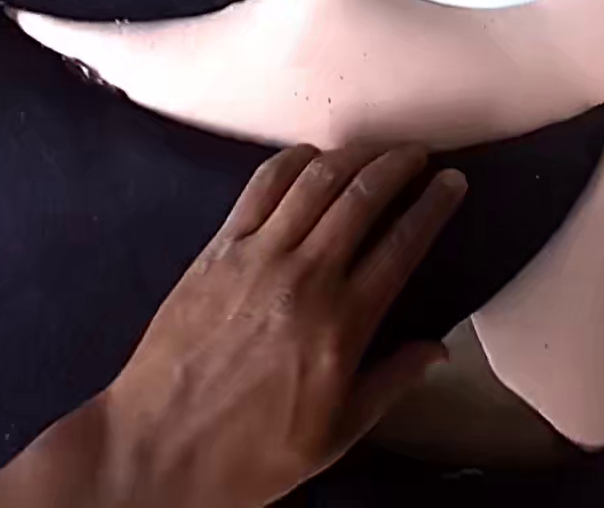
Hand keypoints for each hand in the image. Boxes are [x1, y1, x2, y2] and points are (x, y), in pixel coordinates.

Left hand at [0, 143, 465, 507]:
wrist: (150, 453)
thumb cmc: (249, 454)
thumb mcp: (334, 434)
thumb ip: (392, 382)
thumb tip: (440, 347)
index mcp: (341, 325)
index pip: (403, 245)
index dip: (435, 206)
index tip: (453, 182)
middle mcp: (307, 276)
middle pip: (364, 198)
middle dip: (400, 165)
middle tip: (419, 154)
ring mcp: (261, 254)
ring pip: (318, 181)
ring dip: (355, 155)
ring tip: (376, 150)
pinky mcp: (222, 245)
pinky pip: (263, 185)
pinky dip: (294, 161)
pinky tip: (313, 156)